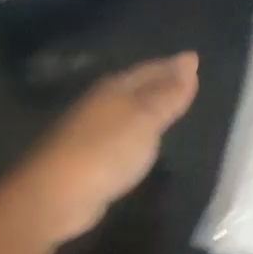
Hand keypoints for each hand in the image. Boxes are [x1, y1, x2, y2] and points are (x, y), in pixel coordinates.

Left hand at [12, 52, 199, 240]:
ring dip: (147, 105)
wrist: (58, 194)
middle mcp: (101, 103)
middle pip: (135, 86)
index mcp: (114, 89)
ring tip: (167, 104)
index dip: (172, 66)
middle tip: (184, 76)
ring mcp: (91, 130)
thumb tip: (188, 63)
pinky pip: (120, 134)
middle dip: (159, 81)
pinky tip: (141, 137)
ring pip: (126, 109)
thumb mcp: (144, 120)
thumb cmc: (106, 152)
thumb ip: (167, 96)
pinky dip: (136, 130)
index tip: (194, 60)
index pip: (149, 70)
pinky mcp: (88, 157)